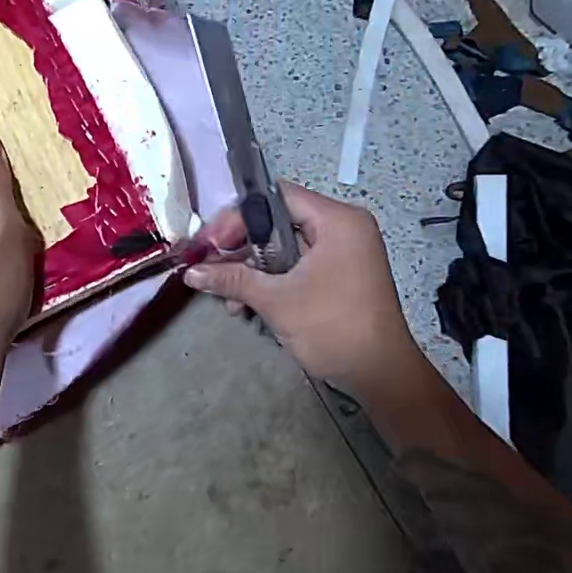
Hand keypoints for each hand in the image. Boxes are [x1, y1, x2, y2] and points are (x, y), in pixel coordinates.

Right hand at [184, 181, 426, 396]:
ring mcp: (342, 253)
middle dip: (241, 249)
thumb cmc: (332, 328)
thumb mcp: (276, 300)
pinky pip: (296, 266)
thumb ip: (232, 279)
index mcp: (336, 221)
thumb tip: (191, 272)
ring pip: (283, 248)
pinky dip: (272, 282)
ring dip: (252, 271)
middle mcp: (342, 228)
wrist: (380, 375)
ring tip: (228, 299)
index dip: (238, 216)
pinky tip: (246, 305)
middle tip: (210, 267)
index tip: (212, 242)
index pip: (276, 197)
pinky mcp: (338, 275)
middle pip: (277, 223)